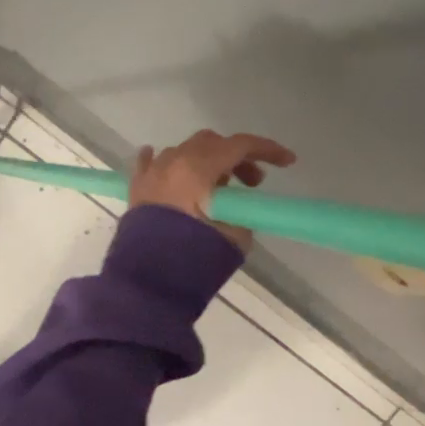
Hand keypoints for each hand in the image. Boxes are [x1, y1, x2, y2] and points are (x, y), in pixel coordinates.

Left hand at [131, 130, 296, 249]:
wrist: (147, 282)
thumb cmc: (192, 259)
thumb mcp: (234, 238)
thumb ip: (241, 215)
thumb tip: (234, 212)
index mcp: (198, 169)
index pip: (240, 146)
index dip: (268, 150)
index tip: (288, 162)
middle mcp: (173, 162)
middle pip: (211, 144)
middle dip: (236, 158)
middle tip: (250, 183)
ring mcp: (151, 174)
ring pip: (183, 152)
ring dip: (204, 162)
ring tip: (214, 189)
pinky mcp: (136, 190)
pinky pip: (149, 163)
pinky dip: (165, 162)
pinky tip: (167, 165)